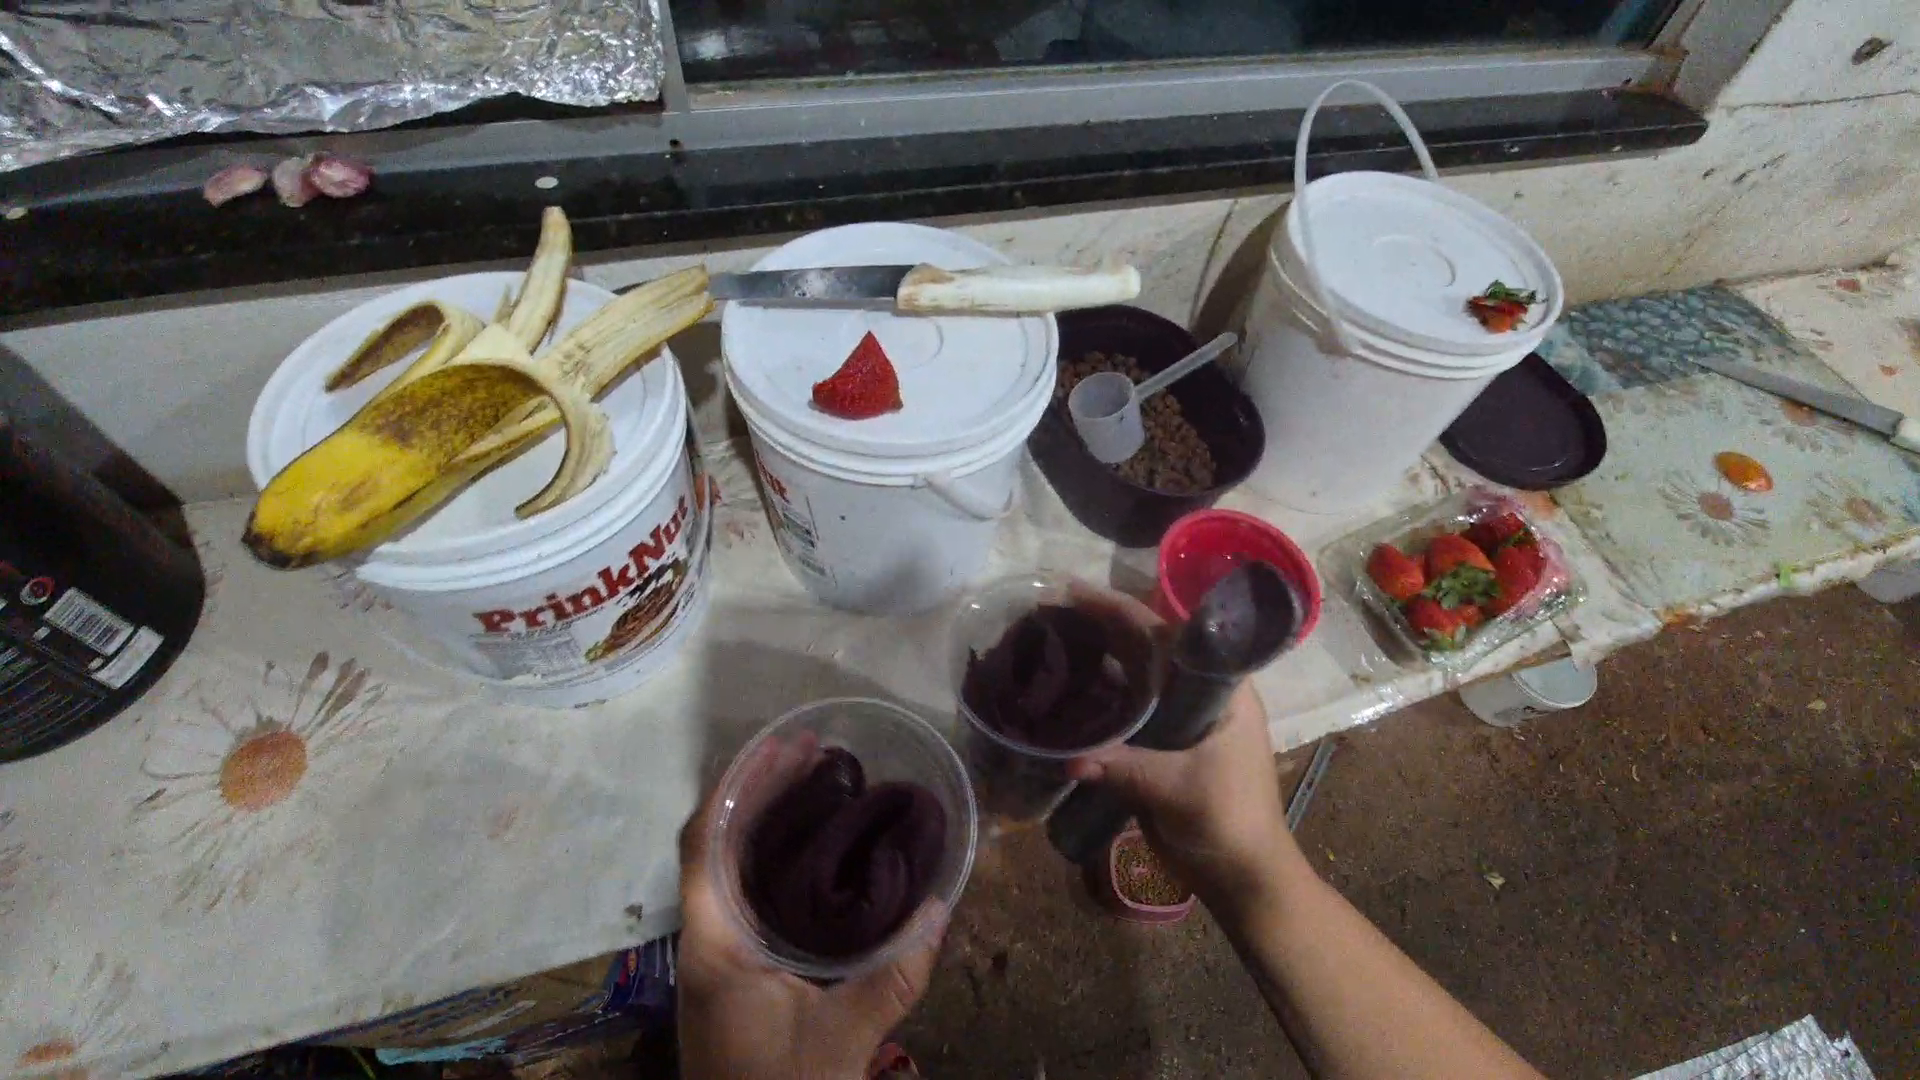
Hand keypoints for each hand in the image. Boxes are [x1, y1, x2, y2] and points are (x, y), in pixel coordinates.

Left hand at [677, 743, 947, 1079]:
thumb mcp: (844, 1039)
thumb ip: (894, 976)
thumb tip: (940, 908)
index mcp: (714, 943)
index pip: (704, 844)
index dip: (737, 786)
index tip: (783, 749)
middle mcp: (702, 935)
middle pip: (713, 839)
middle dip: (755, 784)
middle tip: (811, 748)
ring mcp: (711, 947)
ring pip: (722, 859)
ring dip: (758, 811)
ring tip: (808, 774)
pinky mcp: (728, 959)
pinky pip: (737, 881)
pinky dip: (764, 844)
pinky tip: (803, 836)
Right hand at [1063, 593, 1303, 901]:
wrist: (1244, 879)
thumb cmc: (1228, 824)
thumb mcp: (1178, 791)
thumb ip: (1125, 769)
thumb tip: (1068, 757)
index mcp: (1220, 690)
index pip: (1168, 633)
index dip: (1122, 610)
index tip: (1077, 594)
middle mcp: (1200, 695)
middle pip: (1148, 648)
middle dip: (1103, 627)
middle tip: (1052, 611)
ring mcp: (1181, 719)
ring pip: (1135, 677)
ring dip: (1098, 661)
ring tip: (1051, 641)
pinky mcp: (1164, 744)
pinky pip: (1127, 709)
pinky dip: (1098, 699)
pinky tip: (1064, 694)